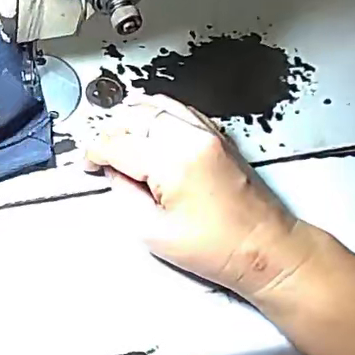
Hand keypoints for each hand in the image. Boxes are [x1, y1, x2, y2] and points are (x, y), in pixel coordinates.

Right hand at [82, 94, 326, 301]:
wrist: (265, 249)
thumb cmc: (219, 247)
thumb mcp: (153, 231)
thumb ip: (125, 193)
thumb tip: (114, 172)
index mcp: (173, 161)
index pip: (118, 144)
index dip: (95, 153)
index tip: (88, 163)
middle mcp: (191, 138)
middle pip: (135, 117)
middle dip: (111, 132)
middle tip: (100, 153)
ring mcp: (207, 133)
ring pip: (157, 105)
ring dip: (132, 118)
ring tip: (120, 137)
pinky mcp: (218, 136)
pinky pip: (180, 109)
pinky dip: (157, 114)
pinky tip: (149, 128)